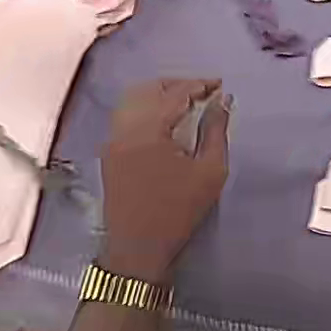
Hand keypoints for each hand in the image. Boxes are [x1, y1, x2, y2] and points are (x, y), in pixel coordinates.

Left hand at [98, 79, 230, 284]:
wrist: (138, 247)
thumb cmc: (178, 210)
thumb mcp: (210, 171)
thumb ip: (215, 131)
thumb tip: (222, 101)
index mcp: (148, 131)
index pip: (175, 94)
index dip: (199, 85)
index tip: (220, 85)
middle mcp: (124, 128)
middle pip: (149, 89)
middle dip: (178, 84)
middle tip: (205, 90)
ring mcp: (112, 139)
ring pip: (134, 99)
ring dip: (160, 93)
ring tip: (187, 101)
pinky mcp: (109, 151)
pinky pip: (126, 115)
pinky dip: (146, 107)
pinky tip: (165, 119)